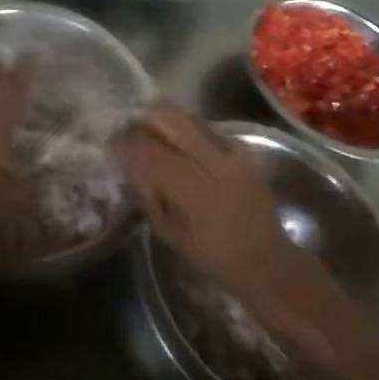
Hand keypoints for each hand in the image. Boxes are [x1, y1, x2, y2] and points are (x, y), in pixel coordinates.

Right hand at [118, 107, 314, 309]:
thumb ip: (148, 195)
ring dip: (165, 117)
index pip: (148, 151)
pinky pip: (209, 129)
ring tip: (148, 121)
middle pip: (170, 123)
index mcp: (191, 188)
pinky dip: (188, 127)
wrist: (267, 262)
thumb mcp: (168, 233)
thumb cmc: (212, 255)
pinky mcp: (244, 154)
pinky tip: (177, 135)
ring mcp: (231, 156)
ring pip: (191, 120)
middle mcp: (212, 164)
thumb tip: (131, 166)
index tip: (111, 142)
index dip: (126, 143)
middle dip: (144, 119)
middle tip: (129, 125)